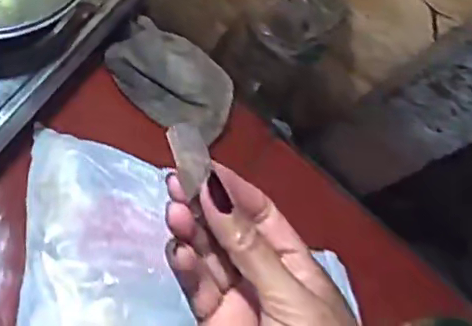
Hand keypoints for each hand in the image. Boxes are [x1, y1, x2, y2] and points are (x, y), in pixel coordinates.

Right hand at [166, 163, 356, 325]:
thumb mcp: (293, 300)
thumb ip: (247, 245)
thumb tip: (212, 185)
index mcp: (297, 269)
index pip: (260, 213)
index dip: (231, 186)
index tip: (199, 161)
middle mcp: (264, 277)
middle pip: (225, 228)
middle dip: (200, 203)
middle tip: (174, 180)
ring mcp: (237, 300)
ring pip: (205, 253)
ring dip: (188, 231)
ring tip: (174, 214)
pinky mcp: (213, 321)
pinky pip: (195, 286)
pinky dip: (184, 266)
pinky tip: (179, 252)